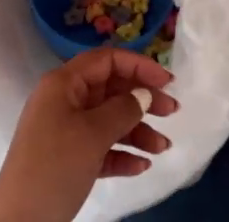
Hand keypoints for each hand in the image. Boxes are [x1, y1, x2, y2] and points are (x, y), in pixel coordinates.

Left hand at [0, 48, 178, 221]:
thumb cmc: (55, 167)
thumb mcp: (92, 134)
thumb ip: (123, 109)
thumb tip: (143, 93)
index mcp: (63, 84)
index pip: (106, 60)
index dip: (139, 66)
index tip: (168, 81)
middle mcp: (64, 102)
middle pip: (111, 90)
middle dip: (143, 100)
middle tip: (173, 112)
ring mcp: (64, 132)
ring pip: (109, 121)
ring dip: (138, 131)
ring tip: (164, 148)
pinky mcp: (68, 160)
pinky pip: (101, 148)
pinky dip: (122, 154)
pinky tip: (142, 166)